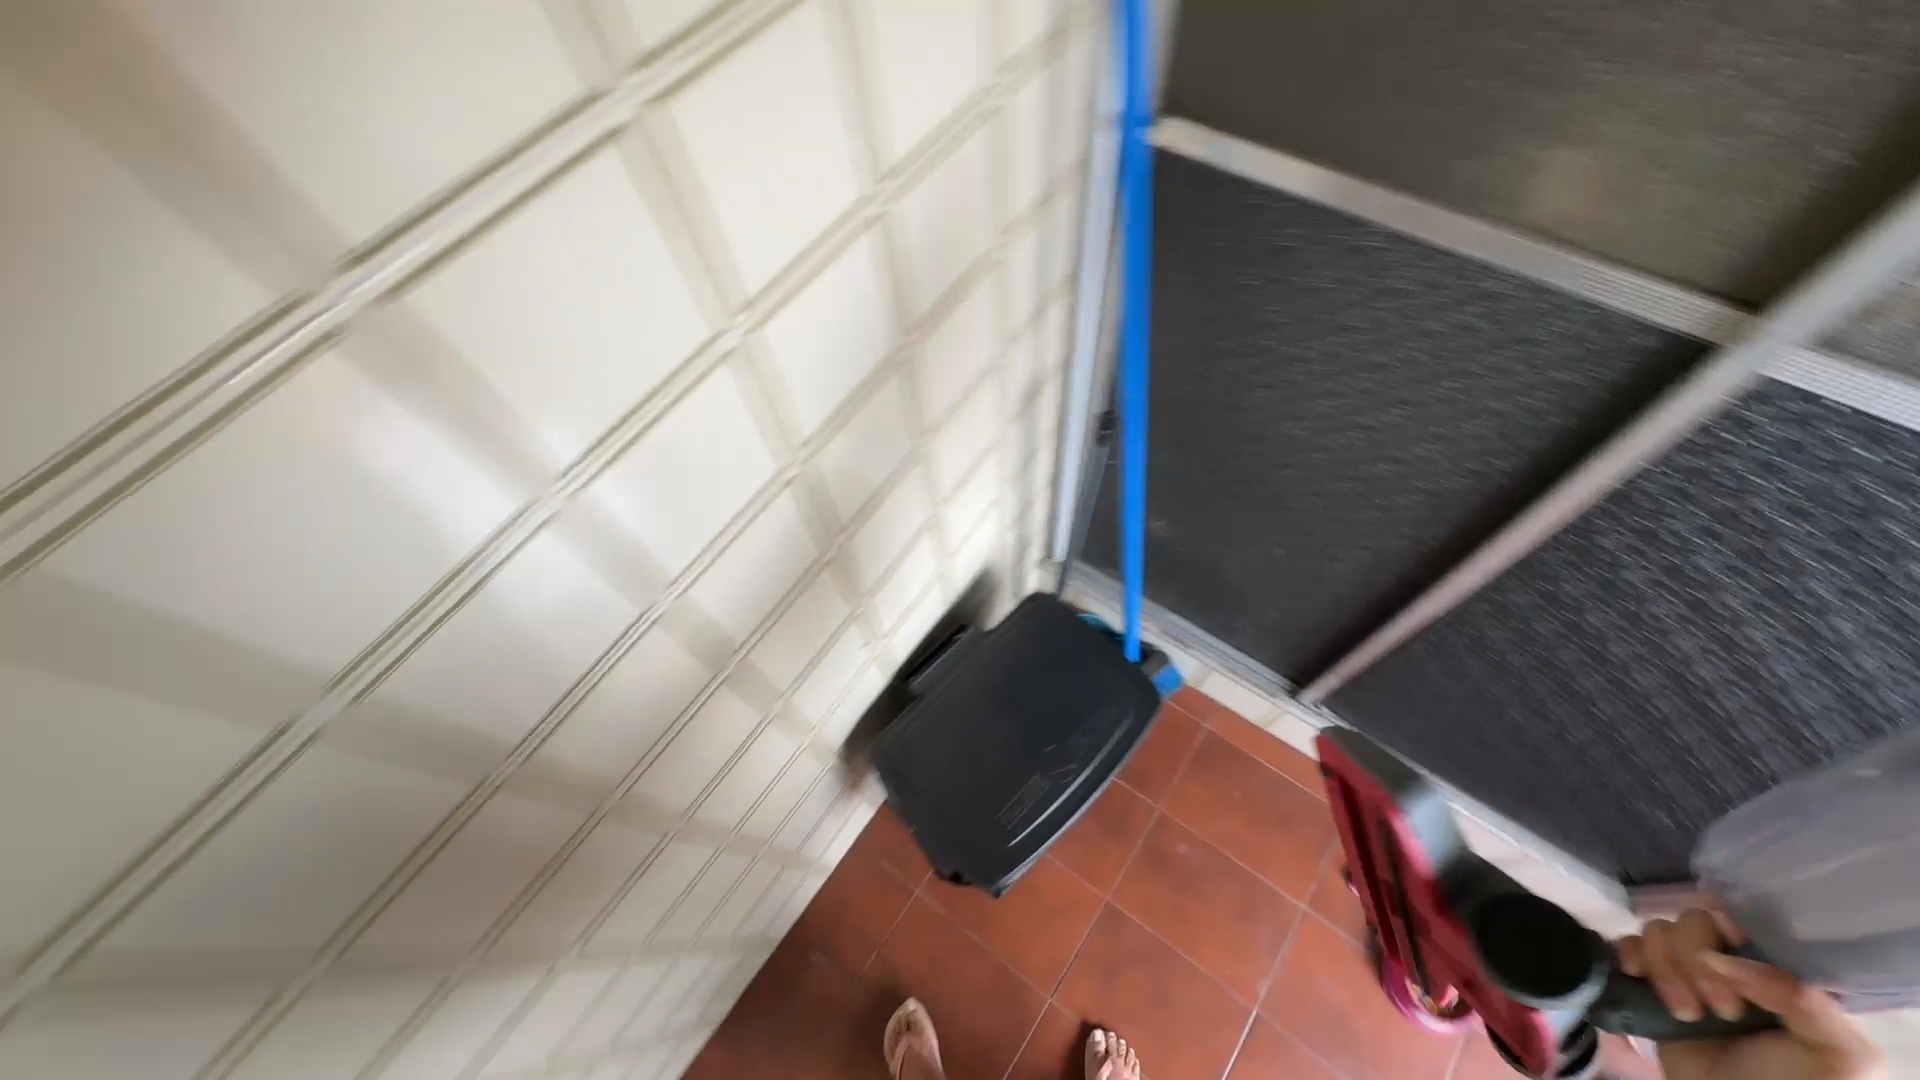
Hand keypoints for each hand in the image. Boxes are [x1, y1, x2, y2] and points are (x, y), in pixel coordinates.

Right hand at [1615, 910, 1884, 1079]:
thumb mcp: (1835, 1050)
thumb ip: (1799, 996)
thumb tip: (1719, 957)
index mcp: (1772, 968)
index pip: (1739, 916)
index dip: (1726, 924)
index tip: (1730, 947)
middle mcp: (1726, 962)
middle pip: (1692, 921)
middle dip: (1696, 961)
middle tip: (1720, 1010)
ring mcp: (1682, 972)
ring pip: (1656, 932)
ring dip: (1665, 969)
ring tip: (1684, 1014)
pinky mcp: (1645, 984)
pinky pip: (1623, 946)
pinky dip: (1626, 956)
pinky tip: (1636, 978)